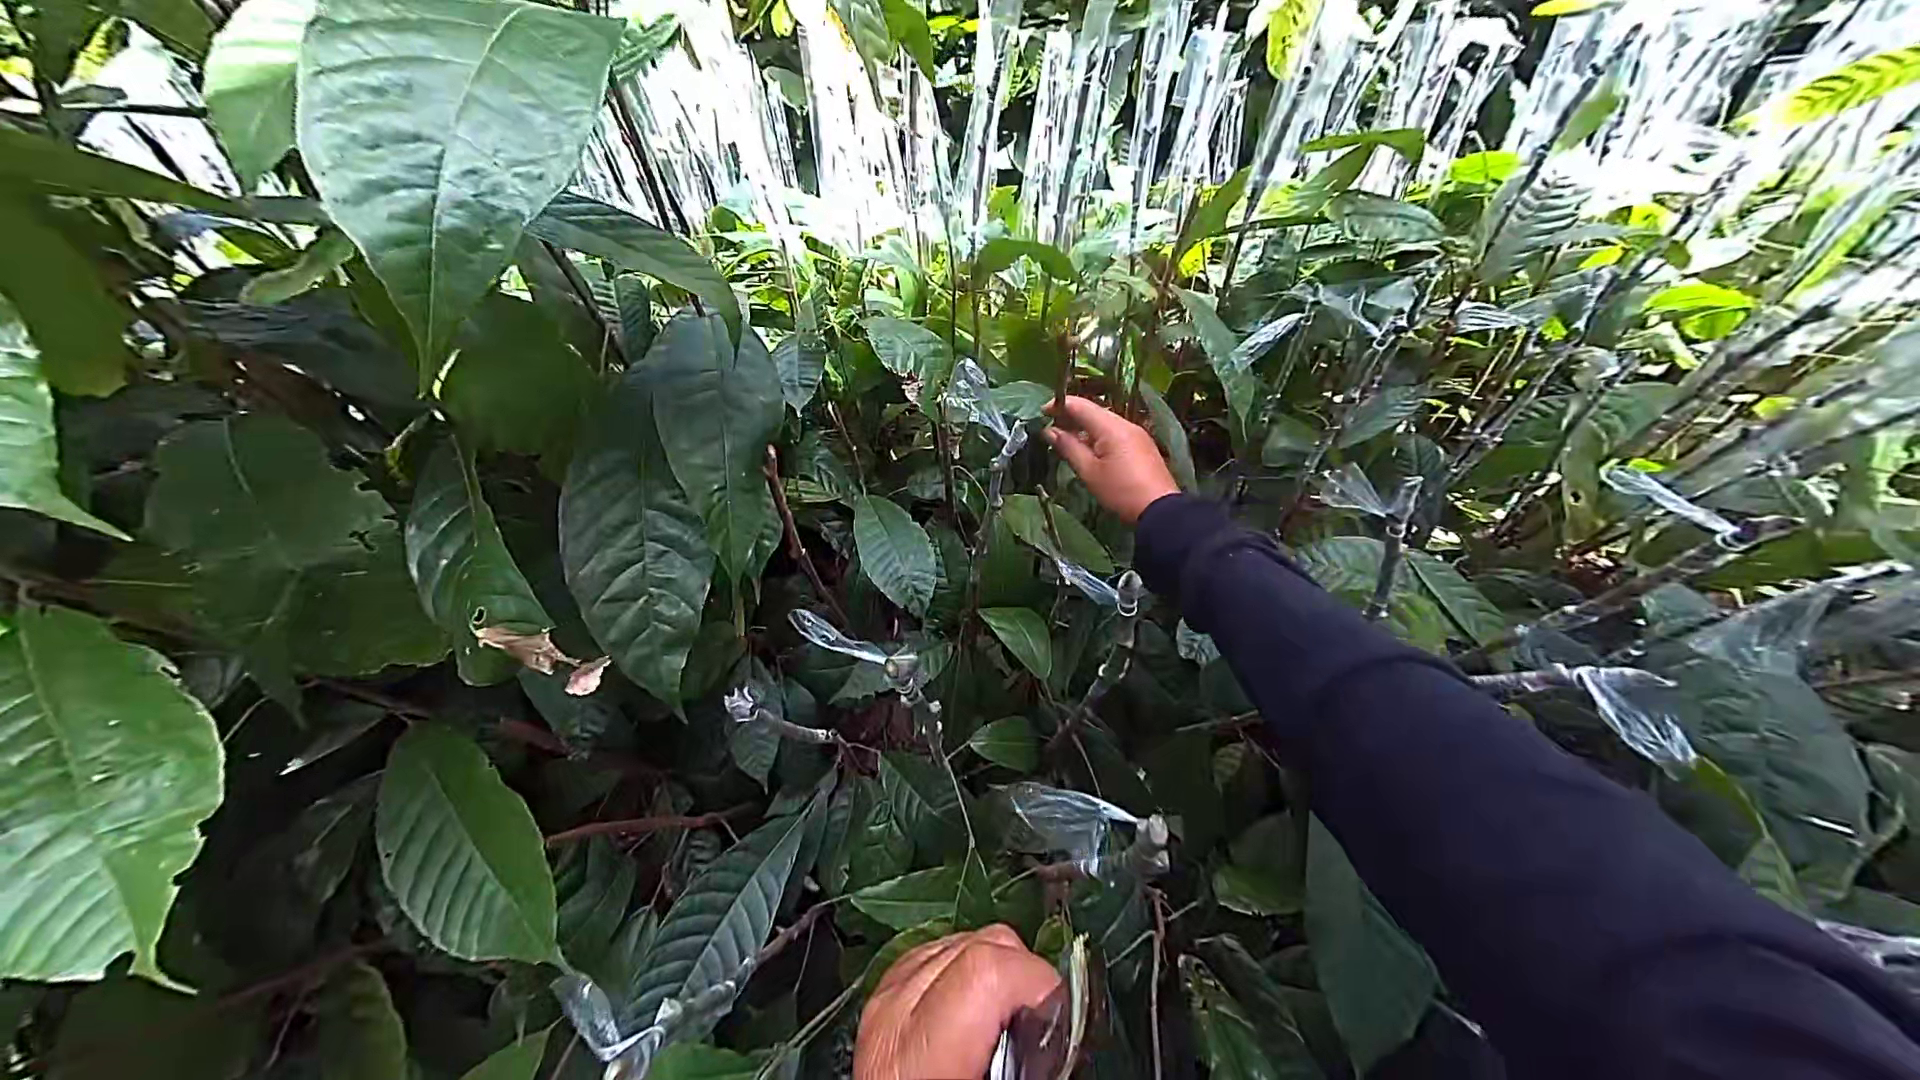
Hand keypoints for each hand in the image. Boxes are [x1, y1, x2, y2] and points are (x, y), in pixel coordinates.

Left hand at [854, 924, 1061, 1079]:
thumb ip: (1031, 1065)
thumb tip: (1066, 1025)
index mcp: (919, 1061)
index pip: (985, 971)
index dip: (1038, 984)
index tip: (1062, 1018)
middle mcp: (894, 1019)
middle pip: (981, 946)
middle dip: (1026, 977)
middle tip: (1041, 1028)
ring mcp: (885, 1000)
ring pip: (964, 939)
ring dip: (999, 970)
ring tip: (1008, 1025)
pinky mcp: (884, 993)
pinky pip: (940, 949)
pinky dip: (969, 969)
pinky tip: (978, 1012)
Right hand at [1042, 396, 1180, 523]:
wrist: (1159, 510)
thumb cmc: (1120, 491)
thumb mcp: (1089, 471)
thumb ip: (1068, 447)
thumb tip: (1049, 431)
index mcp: (1111, 427)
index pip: (1081, 405)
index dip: (1060, 405)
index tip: (1041, 413)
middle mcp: (1125, 424)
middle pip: (1093, 412)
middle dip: (1070, 417)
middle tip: (1050, 429)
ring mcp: (1136, 434)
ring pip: (1104, 423)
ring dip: (1083, 428)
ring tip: (1065, 441)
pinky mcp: (1141, 446)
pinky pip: (1114, 434)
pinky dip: (1097, 437)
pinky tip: (1088, 451)